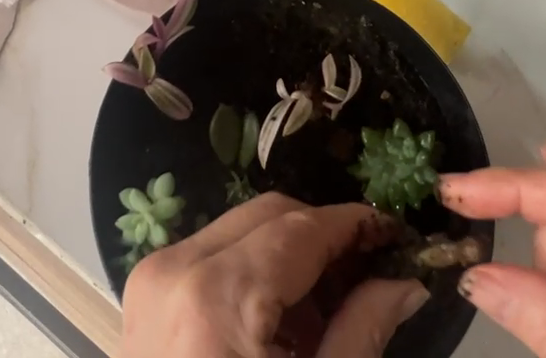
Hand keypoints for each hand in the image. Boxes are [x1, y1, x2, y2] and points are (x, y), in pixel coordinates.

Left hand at [120, 192, 428, 357]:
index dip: (356, 224)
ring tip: (328, 311)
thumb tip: (404, 282)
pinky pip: (210, 259)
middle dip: (323, 236)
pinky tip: (283, 327)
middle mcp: (175, 269)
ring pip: (238, 232)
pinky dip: (253, 275)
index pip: (302, 227)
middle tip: (370, 272)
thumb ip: (362, 329)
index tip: (397, 235)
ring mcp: (150, 284)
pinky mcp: (141, 303)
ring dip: (289, 255)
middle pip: (268, 216)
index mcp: (217, 295)